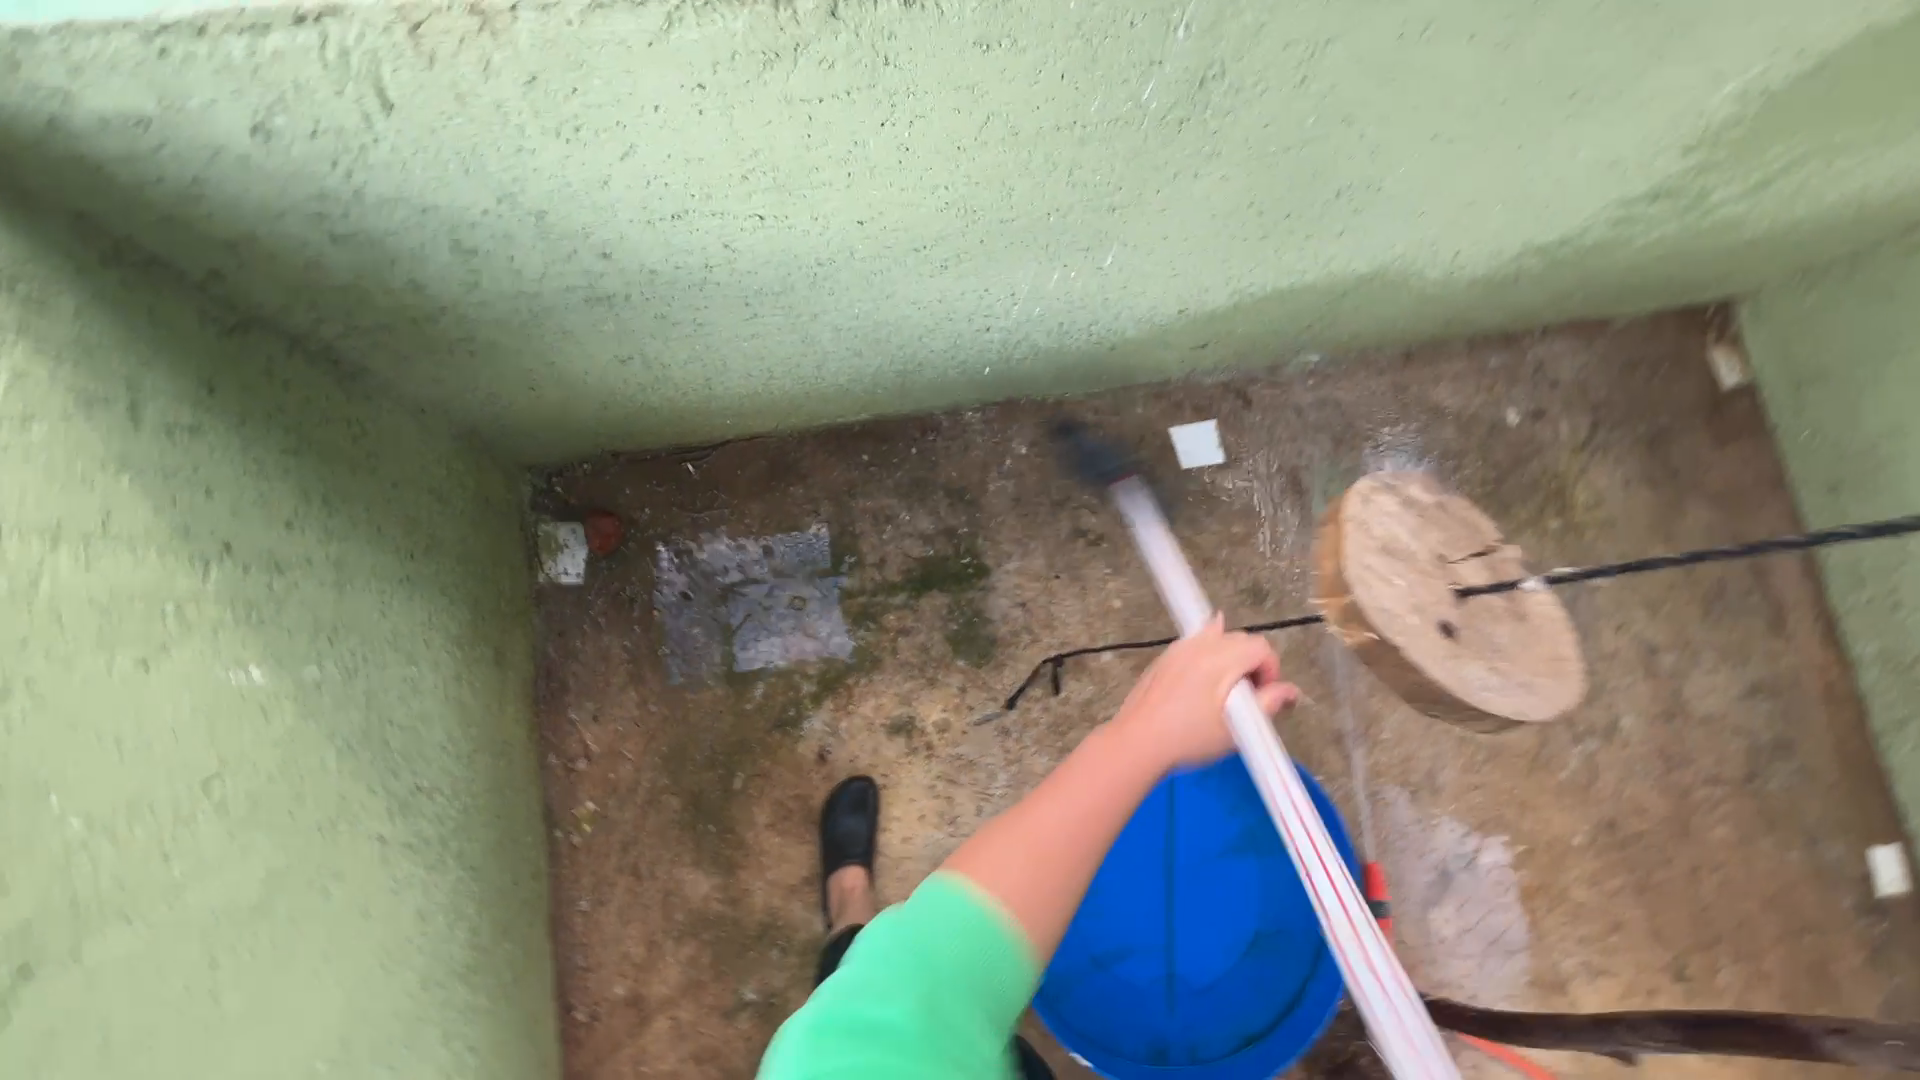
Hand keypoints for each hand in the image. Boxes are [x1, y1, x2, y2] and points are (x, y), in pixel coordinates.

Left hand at [1108, 614, 1299, 770]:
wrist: (1138, 740)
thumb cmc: (1190, 738)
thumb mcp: (1237, 728)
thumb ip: (1267, 704)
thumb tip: (1289, 690)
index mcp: (1220, 658)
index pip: (1260, 647)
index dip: (1271, 670)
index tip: (1265, 697)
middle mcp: (1199, 645)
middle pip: (1240, 639)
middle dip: (1252, 663)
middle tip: (1248, 697)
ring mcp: (1178, 648)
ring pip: (1216, 638)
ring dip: (1230, 657)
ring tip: (1227, 688)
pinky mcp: (1164, 658)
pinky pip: (1194, 643)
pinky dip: (1208, 651)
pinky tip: (1207, 668)